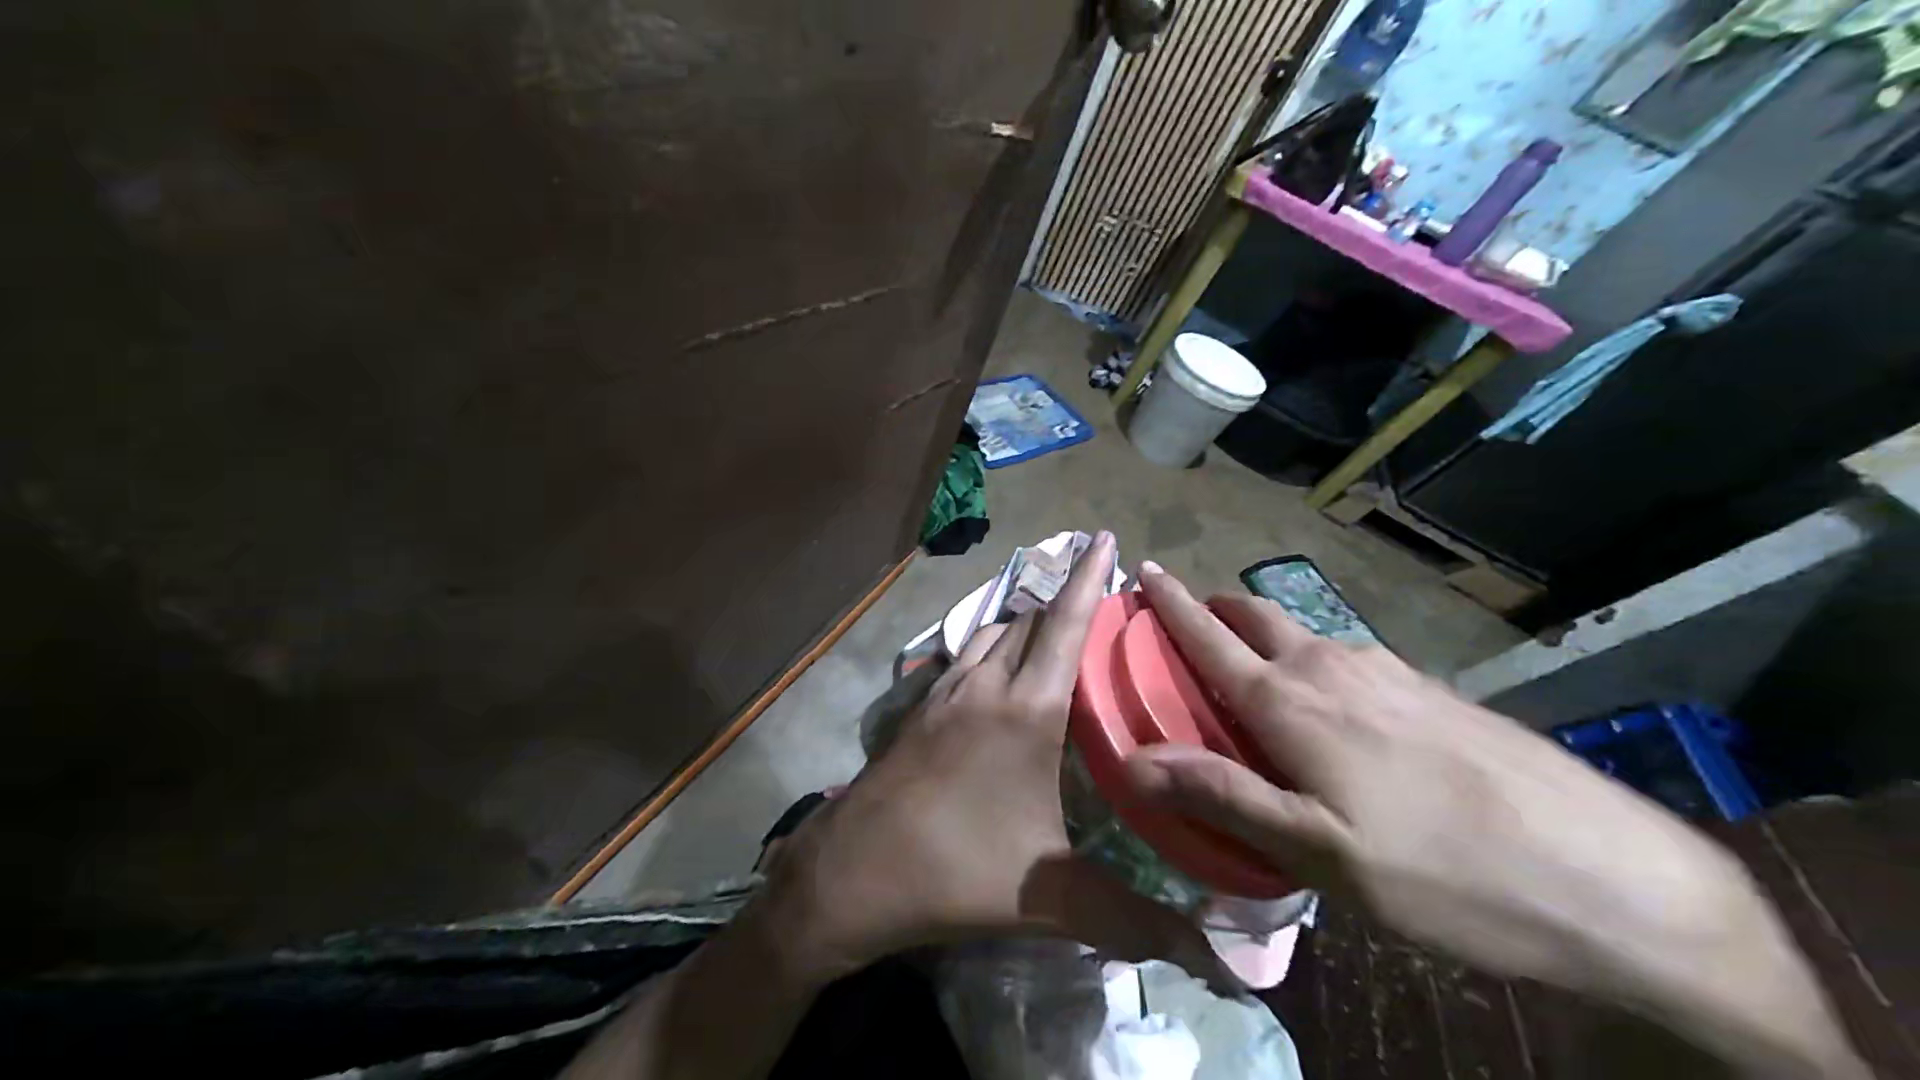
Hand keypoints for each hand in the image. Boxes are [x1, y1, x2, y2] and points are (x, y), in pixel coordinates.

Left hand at [765, 533, 1226, 983]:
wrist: (850, 874)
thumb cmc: (955, 872)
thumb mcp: (1051, 897)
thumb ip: (1135, 922)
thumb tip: (1217, 961)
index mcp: (1025, 711)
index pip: (1065, 626)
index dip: (1089, 579)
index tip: (1104, 538)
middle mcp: (984, 685)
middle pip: (1031, 621)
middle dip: (1066, 600)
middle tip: (1103, 600)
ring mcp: (944, 694)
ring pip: (994, 634)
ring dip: (1028, 623)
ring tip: (1059, 632)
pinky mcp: (920, 711)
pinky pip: (967, 657)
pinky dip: (995, 647)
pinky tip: (1002, 674)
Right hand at [1123, 565, 1866, 1078]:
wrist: (1616, 882)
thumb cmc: (1445, 873)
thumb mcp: (1320, 853)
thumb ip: (1223, 796)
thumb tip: (1134, 760)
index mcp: (1291, 702)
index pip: (1209, 636)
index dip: (1170, 604)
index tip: (1141, 571)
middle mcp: (1332, 667)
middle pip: (1256, 615)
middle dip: (1213, 610)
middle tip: (1187, 627)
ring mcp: (1387, 672)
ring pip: (1303, 634)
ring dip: (1263, 636)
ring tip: (1252, 672)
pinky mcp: (1429, 690)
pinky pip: (1346, 658)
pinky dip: (1312, 662)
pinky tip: (1332, 706)